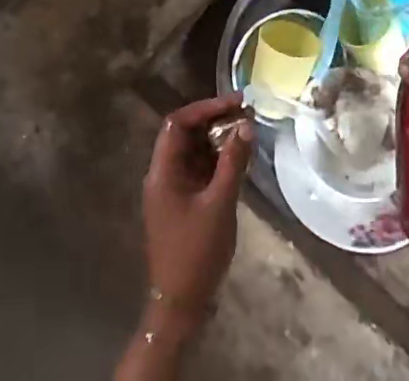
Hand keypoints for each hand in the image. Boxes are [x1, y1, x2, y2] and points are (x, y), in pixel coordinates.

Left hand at [141, 93, 251, 322]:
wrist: (180, 305)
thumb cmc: (196, 253)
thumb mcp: (219, 204)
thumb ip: (233, 163)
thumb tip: (245, 125)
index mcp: (162, 171)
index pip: (177, 124)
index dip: (205, 108)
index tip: (236, 103)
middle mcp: (162, 175)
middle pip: (184, 135)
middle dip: (213, 121)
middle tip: (245, 115)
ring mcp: (172, 190)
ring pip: (193, 152)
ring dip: (217, 141)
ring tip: (246, 134)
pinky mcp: (182, 204)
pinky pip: (199, 171)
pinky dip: (217, 162)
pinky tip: (239, 161)